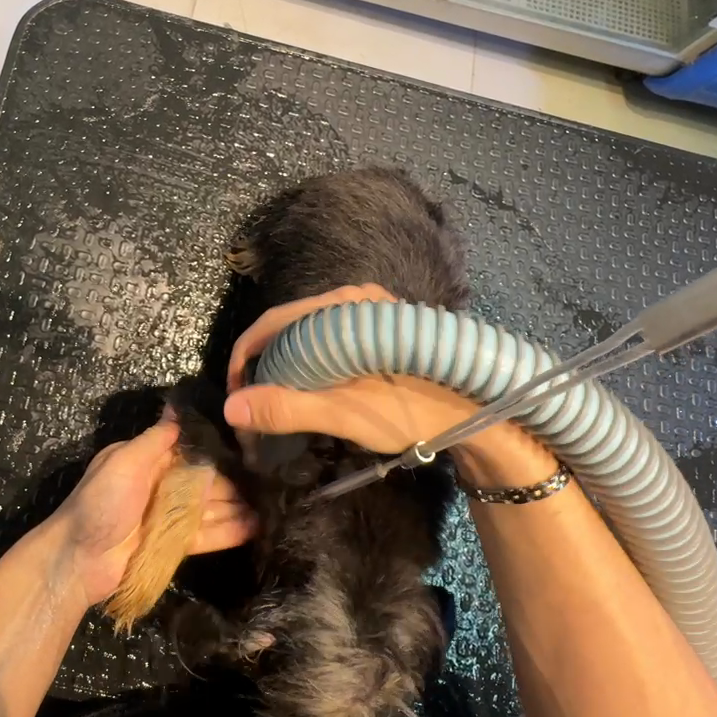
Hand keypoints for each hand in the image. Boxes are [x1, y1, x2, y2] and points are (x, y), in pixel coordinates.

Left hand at [41, 417, 255, 604]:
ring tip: (272, 502)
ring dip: (237, 504)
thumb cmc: (100, 503)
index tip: (248, 441)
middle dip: (234, 477)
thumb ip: (154, 439)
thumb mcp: (123, 462)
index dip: (215, 446)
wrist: (77, 561)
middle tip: (271, 475)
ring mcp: (168, 516)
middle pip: (204, 478)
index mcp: (146, 459)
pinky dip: (230, 530)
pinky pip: (206, 533)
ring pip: (210, 506)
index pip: (188, 447)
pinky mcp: (174, 545)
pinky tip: (256, 526)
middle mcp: (161, 484)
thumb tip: (178, 409)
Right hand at [223, 284, 557, 485]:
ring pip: (308, 335)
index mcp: (344, 305)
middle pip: (288, 326)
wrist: (485, 419)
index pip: (272, 322)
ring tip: (279, 403)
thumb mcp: (346, 414)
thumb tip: (231, 410)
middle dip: (264, 365)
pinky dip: (310, 366)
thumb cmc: (416, 412)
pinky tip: (312, 392)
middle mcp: (353, 298)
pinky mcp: (380, 330)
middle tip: (255, 405)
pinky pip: (328, 341)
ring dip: (286, 368)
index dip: (244, 358)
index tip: (236, 397)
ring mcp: (369, 312)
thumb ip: (286, 409)